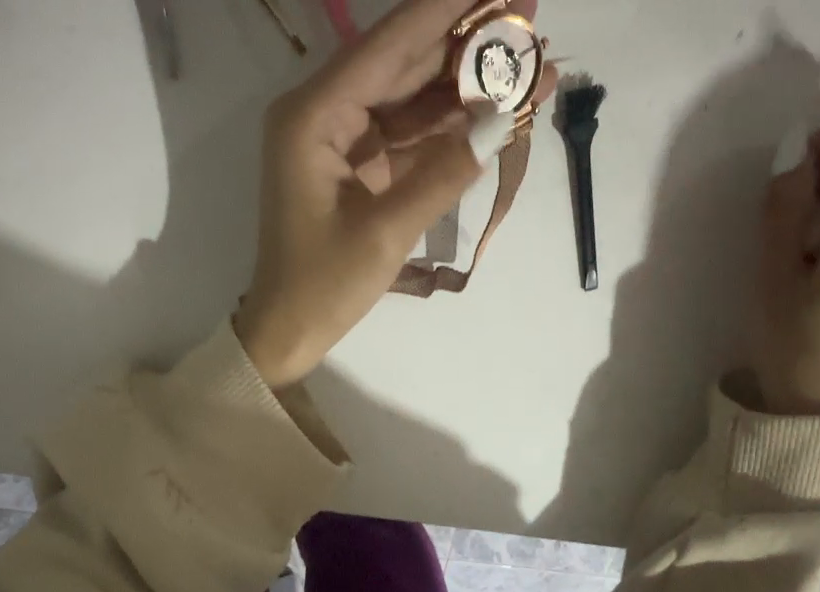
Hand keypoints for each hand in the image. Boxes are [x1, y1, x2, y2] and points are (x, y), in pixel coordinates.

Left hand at [235, 0, 551, 387]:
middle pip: (404, 62)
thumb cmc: (323, 286)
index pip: (389, 45)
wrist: (288, 331)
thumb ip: (444, 173)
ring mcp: (341, 140)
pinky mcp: (357, 167)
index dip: (447, 11)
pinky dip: (449, 127)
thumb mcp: (385, 233)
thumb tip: (502, 120)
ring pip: (412, 97)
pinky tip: (494, 111)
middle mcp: (324, 114)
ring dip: (466, 84)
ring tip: (529, 64)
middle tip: (531, 15)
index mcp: (314, 117)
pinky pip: (409, 134)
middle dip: (466, 41)